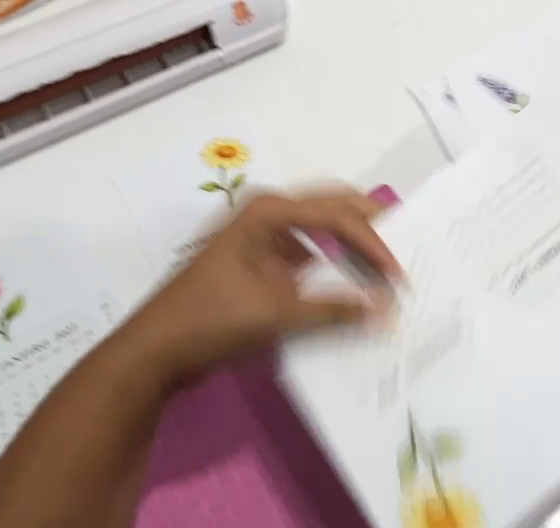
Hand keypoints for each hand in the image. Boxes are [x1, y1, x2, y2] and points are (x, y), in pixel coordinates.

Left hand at [121, 188, 399, 382]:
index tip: (399, 275)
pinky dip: (333, 263)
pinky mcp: (260, 259)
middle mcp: (268, 212)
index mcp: (269, 210)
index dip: (373, 243)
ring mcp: (262, 235)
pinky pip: (307, 250)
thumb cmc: (212, 319)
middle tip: (406, 244)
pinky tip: (351, 284)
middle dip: (368, 225)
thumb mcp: (277, 314)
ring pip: (320, 226)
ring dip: (352, 243)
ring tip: (384, 264)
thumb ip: (335, 309)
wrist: (154, 352)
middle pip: (331, 207)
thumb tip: (385, 310)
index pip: (336, 216)